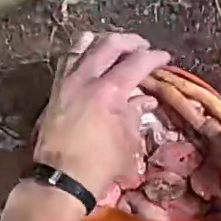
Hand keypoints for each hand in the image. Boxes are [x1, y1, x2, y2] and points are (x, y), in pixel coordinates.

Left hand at [35, 32, 167, 196]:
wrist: (62, 179)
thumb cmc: (101, 164)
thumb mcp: (128, 141)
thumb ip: (135, 114)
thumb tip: (144, 101)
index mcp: (109, 92)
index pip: (136, 63)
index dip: (154, 57)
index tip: (165, 57)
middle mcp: (86, 79)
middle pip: (108, 44)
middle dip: (130, 42)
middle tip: (143, 47)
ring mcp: (67, 82)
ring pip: (83, 45)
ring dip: (103, 42)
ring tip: (116, 47)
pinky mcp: (55, 90)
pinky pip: (69, 59)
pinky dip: (83, 53)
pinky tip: (91, 60)